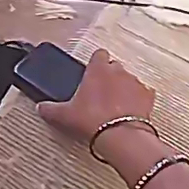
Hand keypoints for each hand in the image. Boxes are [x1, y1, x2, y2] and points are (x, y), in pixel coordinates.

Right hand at [38, 49, 155, 142]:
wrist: (120, 135)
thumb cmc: (92, 119)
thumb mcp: (64, 115)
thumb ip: (50, 109)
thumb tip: (40, 107)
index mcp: (97, 70)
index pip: (98, 54)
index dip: (95, 62)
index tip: (91, 72)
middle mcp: (118, 71)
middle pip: (114, 66)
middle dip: (109, 76)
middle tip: (99, 92)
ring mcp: (135, 83)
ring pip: (129, 79)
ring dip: (123, 88)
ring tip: (114, 105)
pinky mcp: (148, 96)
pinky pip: (143, 93)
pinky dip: (138, 100)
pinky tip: (130, 111)